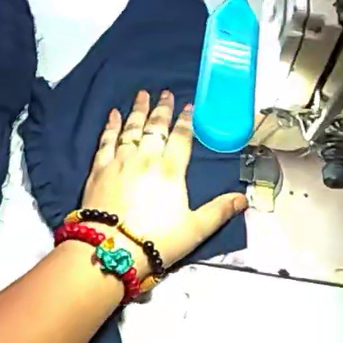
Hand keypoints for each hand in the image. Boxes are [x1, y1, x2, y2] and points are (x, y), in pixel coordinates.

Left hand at [78, 90, 247, 272]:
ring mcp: (121, 161)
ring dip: (138, 111)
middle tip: (166, 94)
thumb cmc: (156, 240)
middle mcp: (147, 159)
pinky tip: (114, 115)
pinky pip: (106, 141)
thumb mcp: (195, 229)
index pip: (181, 138)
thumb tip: (243, 199)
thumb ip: (219, 211)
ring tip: (142, 95)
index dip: (186, 121)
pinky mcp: (99, 170)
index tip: (188, 107)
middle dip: (162, 109)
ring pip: (132, 129)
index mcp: (171, 170)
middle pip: (156, 128)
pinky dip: (111, 126)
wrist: (111, 249)